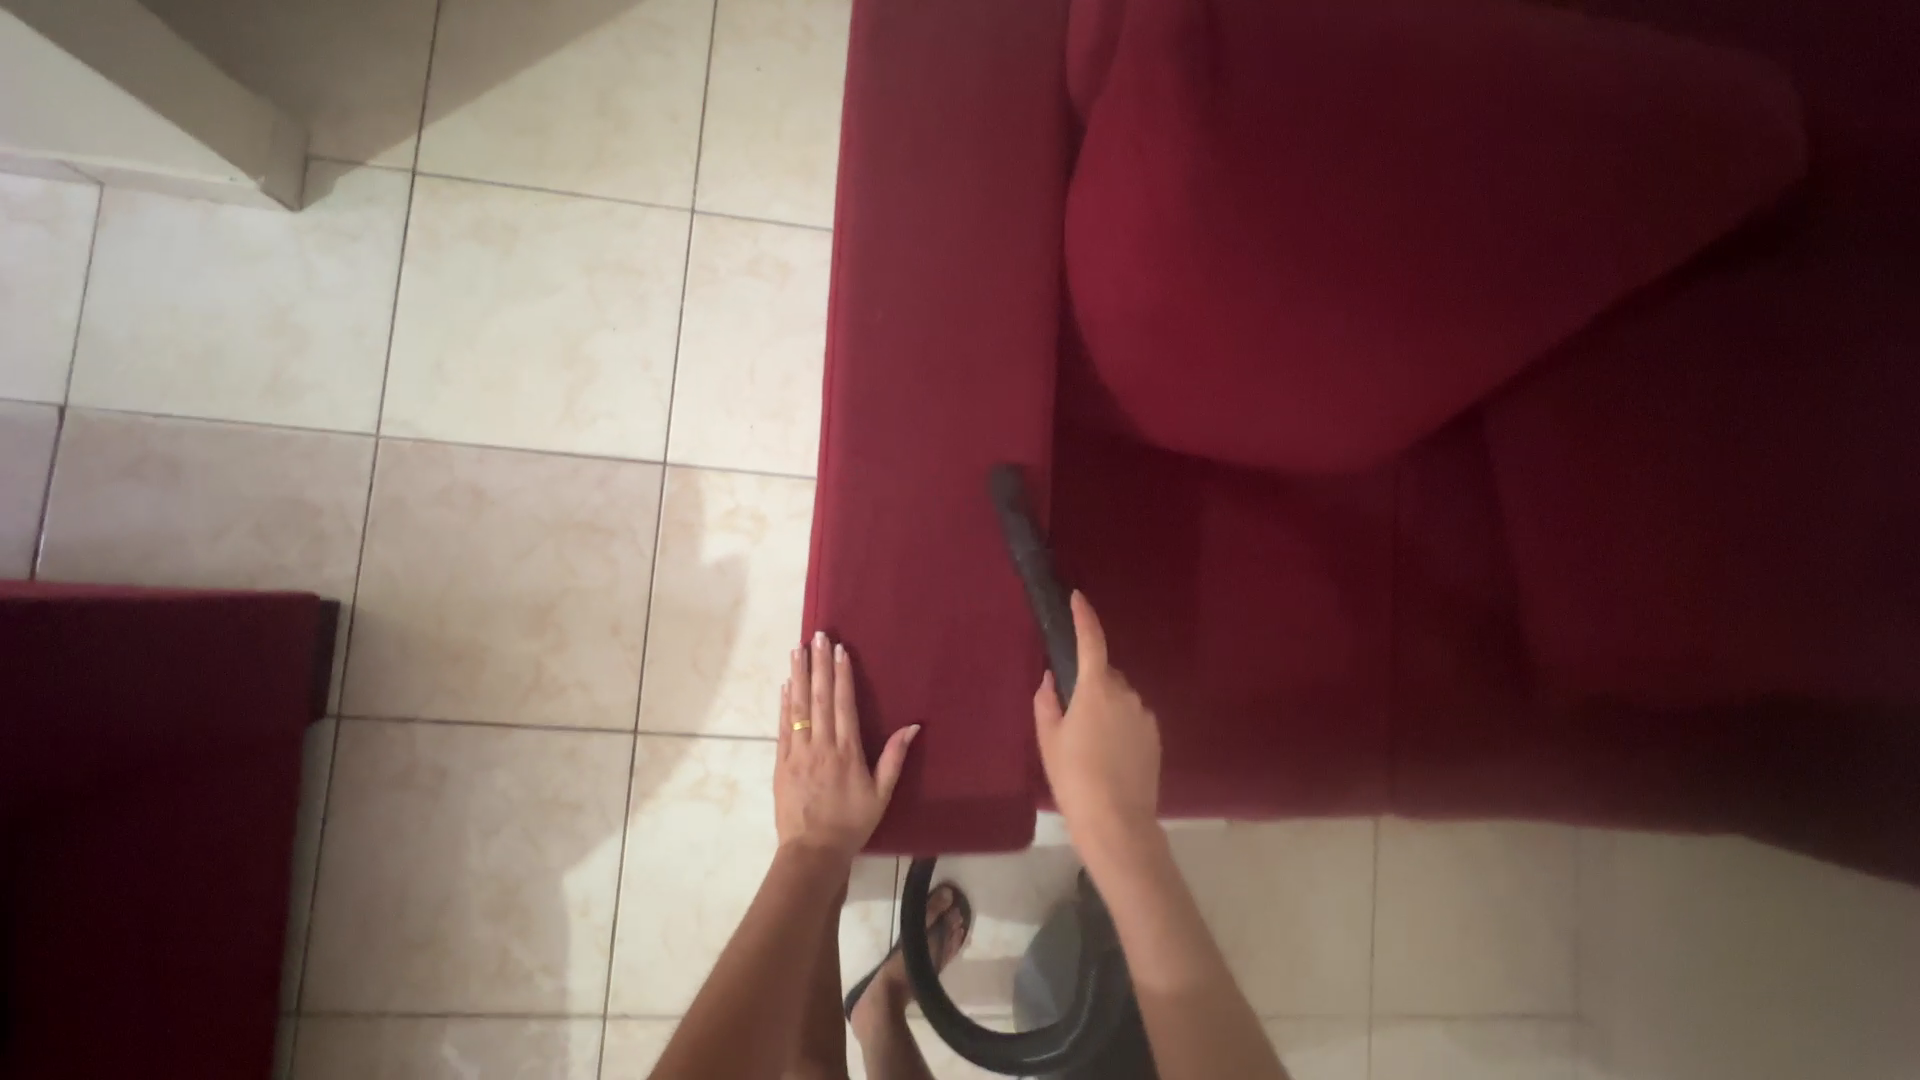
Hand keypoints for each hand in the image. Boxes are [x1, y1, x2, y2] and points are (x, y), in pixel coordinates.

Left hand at [776, 631, 919, 861]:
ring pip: (798, 707)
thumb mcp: (881, 793)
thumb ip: (894, 758)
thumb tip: (913, 726)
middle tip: (818, 636)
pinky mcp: (781, 763)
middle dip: (819, 665)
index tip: (840, 650)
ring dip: (798, 676)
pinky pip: (783, 727)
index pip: (844, 704)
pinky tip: (785, 684)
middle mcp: (821, 746)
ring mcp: (798, 753)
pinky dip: (784, 704)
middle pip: (819, 698)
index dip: (842, 675)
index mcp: (847, 751)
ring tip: (798, 650)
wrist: (813, 852)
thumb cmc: (852, 823)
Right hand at [1033, 592, 1162, 855]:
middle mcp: (1126, 694)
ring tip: (1089, 744)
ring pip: (1119, 698)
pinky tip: (1109, 755)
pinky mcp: (1155, 736)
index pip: (1091, 640)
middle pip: (1104, 674)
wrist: (1117, 822)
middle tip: (1069, 715)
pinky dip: (1119, 725)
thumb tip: (1052, 680)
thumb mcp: (1049, 740)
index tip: (1077, 597)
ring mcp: (1145, 715)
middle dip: (1088, 683)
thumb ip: (1047, 703)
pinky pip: (1132, 718)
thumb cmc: (1074, 778)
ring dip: (1105, 707)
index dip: (1084, 616)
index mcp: (1096, 689)